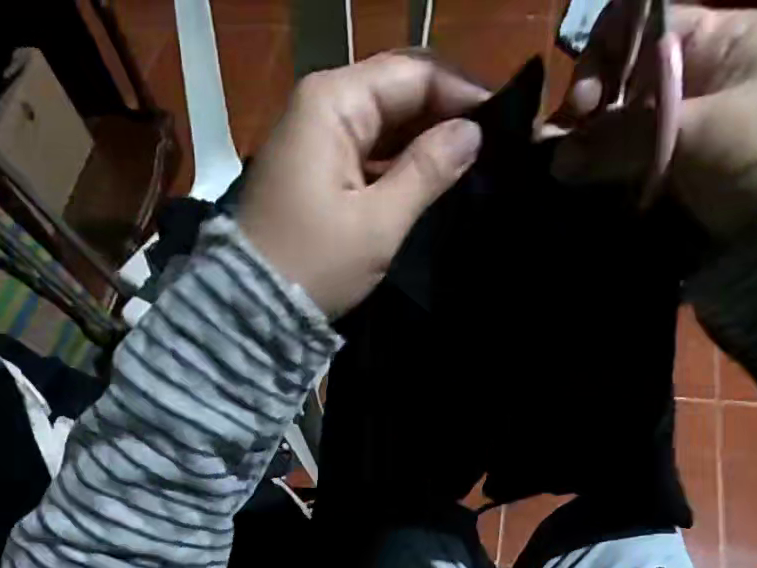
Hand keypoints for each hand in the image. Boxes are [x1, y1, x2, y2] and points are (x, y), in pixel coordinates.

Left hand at [235, 52, 488, 318]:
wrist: (253, 305)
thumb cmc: (315, 264)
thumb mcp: (378, 222)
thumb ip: (427, 171)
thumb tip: (472, 133)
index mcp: (334, 102)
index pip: (413, 74)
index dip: (461, 93)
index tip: (504, 125)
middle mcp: (324, 103)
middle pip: (399, 90)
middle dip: (447, 113)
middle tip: (495, 146)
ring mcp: (318, 134)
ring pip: (387, 119)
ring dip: (428, 136)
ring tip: (474, 163)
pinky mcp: (319, 165)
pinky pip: (371, 147)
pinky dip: (403, 158)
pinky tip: (435, 177)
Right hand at [548, 5, 756, 241]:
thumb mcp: (698, 134)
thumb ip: (624, 140)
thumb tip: (558, 159)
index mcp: (724, 41)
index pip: (646, 27)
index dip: (605, 56)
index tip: (584, 103)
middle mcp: (710, 79)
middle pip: (634, 81)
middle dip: (596, 112)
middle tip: (569, 149)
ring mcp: (702, 131)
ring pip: (635, 129)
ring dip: (602, 150)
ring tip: (571, 176)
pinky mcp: (695, 179)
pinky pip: (646, 168)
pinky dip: (620, 178)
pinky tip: (595, 190)